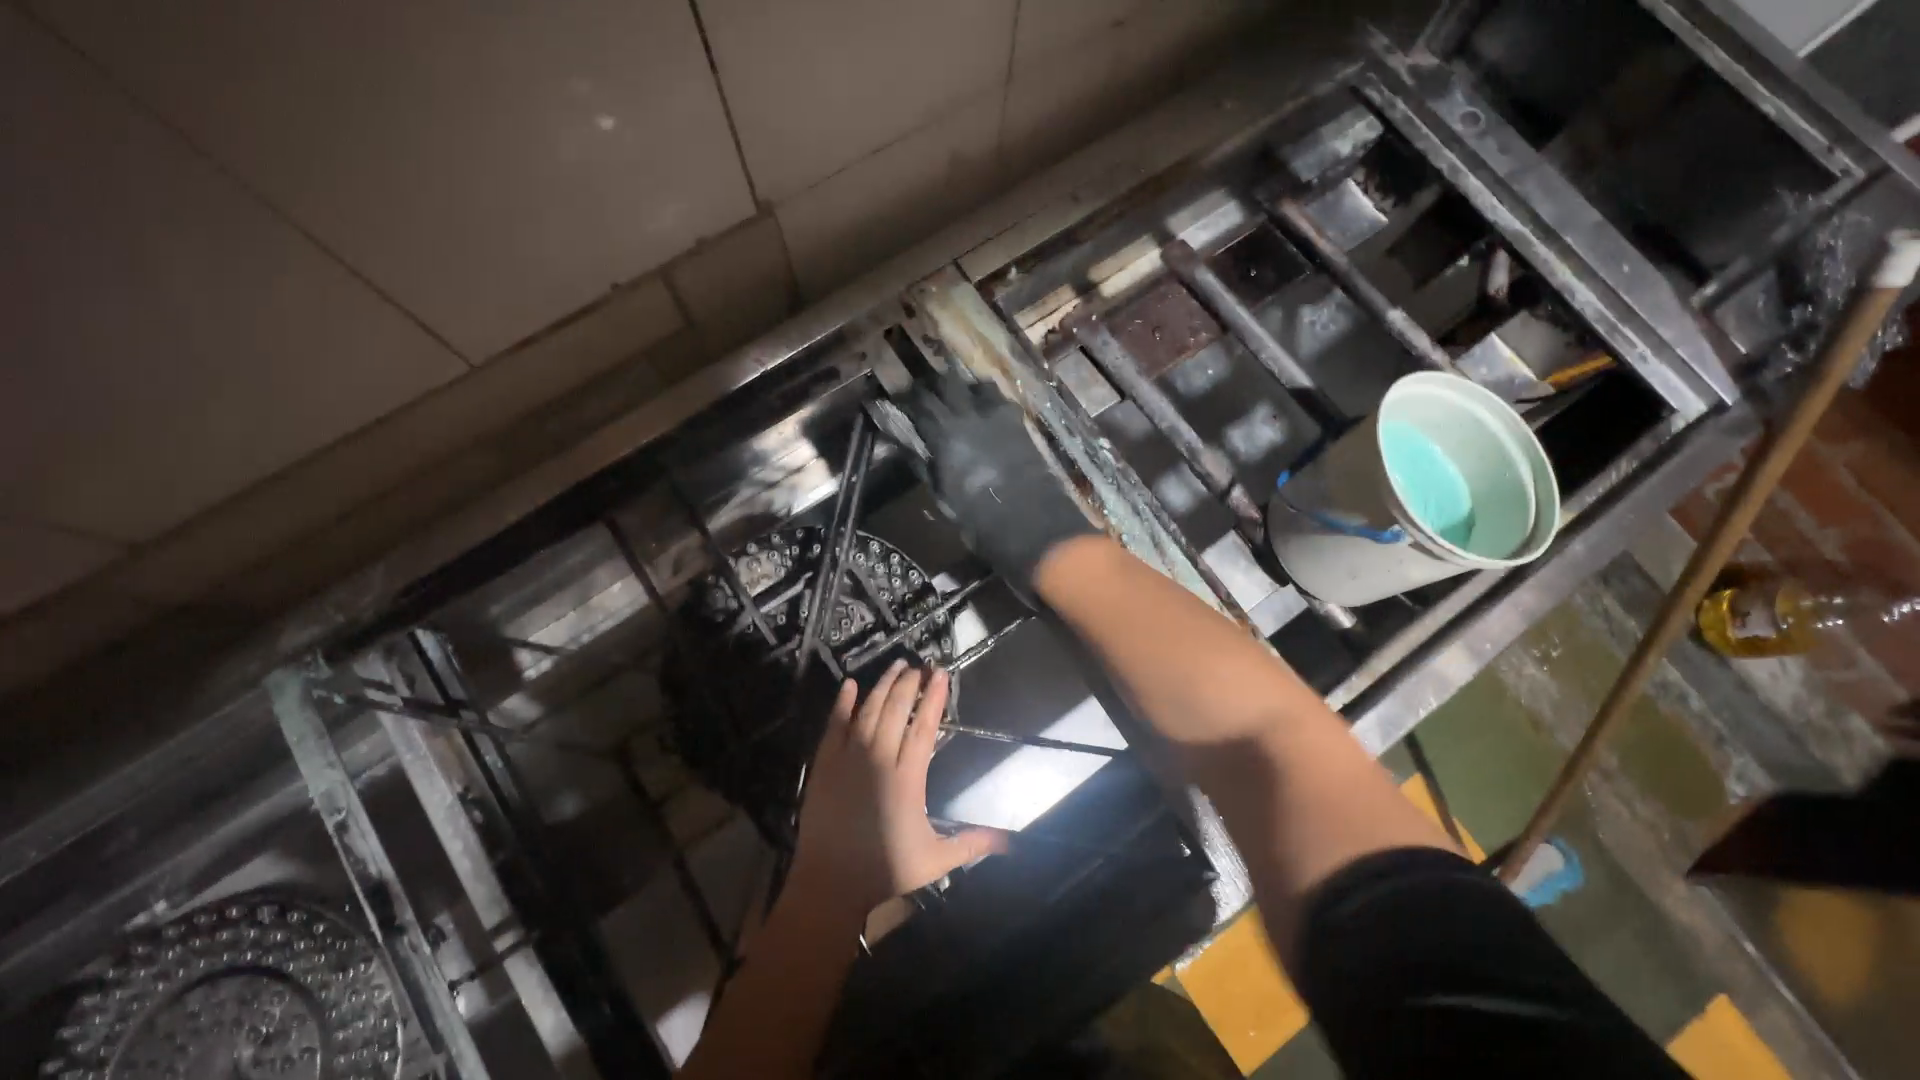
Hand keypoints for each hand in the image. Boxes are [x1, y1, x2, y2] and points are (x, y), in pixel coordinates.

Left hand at [792, 661, 1007, 908]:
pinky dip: (842, 704)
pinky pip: (833, 726)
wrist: (830, 882)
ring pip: (866, 712)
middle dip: (909, 684)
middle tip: (919, 666)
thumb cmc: (885, 870)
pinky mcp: (823, 766)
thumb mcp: (935, 860)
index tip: (940, 674)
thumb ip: (972, 844)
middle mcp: (878, 760)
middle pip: (895, 711)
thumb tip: (1010, 842)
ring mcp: (848, 760)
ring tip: (895, 668)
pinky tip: (850, 686)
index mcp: (907, 779)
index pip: (923, 728)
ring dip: (882, 687)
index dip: (933, 699)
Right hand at [907, 375, 1097, 590]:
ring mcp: (998, 416)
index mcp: (944, 435)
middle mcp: (969, 417)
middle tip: (927, 388)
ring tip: (961, 394)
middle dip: (935, 383)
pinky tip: (988, 409)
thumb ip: (926, 467)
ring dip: (966, 387)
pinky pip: (1001, 400)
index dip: (909, 397)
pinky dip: (990, 399)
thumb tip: (910, 448)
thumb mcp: (943, 497)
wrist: (1030, 523)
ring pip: (978, 385)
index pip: (920, 404)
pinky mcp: (1019, 423)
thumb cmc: (979, 519)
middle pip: (948, 384)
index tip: (902, 396)